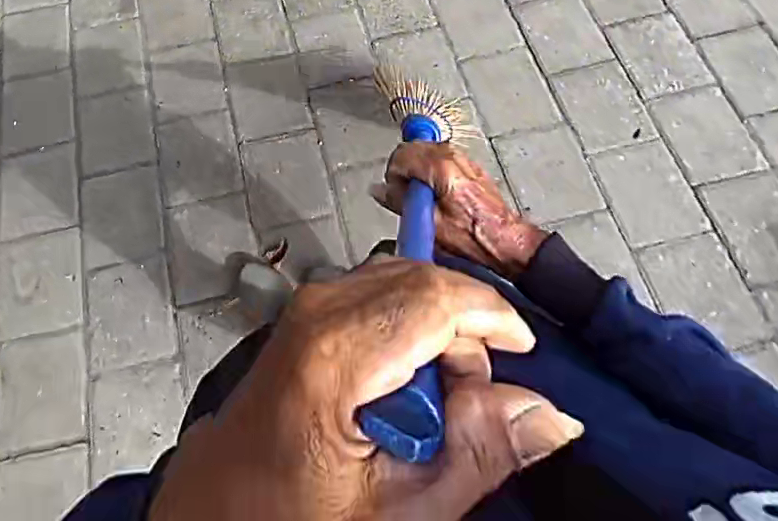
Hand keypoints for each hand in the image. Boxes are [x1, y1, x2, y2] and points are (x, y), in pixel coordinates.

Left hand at [148, 258, 581, 520]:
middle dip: (465, 327)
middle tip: (470, 402)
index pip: (430, 297)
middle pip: (418, 279)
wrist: (231, 487)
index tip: (523, 354)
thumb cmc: (304, 506)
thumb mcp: (403, 509)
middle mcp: (316, 310)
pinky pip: (378, 292)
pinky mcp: (308, 308)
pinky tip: (403, 383)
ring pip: (400, 279)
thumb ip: (477, 452)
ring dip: (437, 327)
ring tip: (430, 405)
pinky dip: (409, 323)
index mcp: (335, 354)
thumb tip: (546, 409)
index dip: (489, 314)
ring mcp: (307, 303)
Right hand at [372, 142, 547, 277]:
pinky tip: (437, 191)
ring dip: (417, 166)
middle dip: (403, 167)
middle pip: (412, 147)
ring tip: (423, 194)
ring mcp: (463, 158)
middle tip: (408, 193)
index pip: (401, 155)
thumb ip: (400, 201)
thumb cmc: (475, 239)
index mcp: (441, 168)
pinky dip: (431, 167)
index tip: (397, 192)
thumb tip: (378, 190)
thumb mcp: (429, 225)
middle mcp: (453, 156)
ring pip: (425, 149)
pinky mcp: (470, 165)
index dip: (394, 174)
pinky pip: (440, 156)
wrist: (509, 245)